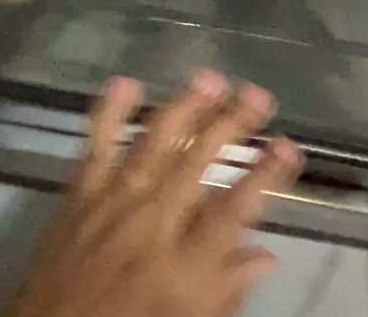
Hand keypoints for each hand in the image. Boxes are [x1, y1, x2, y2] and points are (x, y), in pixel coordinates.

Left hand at [6, 71, 302, 316]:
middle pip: (197, 164)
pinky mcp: (78, 193)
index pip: (234, 211)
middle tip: (258, 95)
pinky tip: (126, 82)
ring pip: (154, 143)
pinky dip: (110, 111)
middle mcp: (151, 226)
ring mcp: (112, 203)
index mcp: (183, 269)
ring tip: (211, 77)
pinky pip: (96, 144)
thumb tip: (266, 255)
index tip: (289, 145)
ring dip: (184, 107)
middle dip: (231, 124)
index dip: (264, 175)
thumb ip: (227, 291)